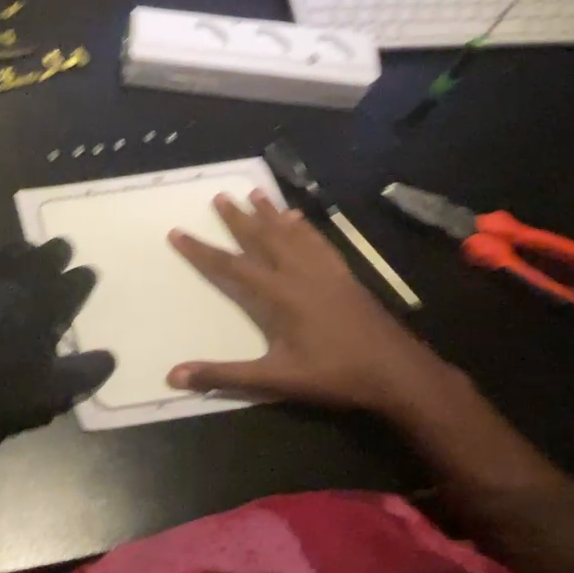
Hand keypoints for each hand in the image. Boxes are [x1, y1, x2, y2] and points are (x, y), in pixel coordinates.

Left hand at [0, 239, 114, 446]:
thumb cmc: (1, 390)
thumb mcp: (51, 392)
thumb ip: (84, 373)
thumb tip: (110, 358)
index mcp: (49, 304)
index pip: (76, 282)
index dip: (83, 278)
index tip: (88, 275)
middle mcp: (21, 282)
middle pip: (46, 256)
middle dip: (58, 253)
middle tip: (63, 251)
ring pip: (12, 251)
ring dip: (25, 251)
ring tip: (29, 253)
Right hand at [167, 191, 452, 415]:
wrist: (399, 374)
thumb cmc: (335, 375)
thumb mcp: (274, 379)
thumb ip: (223, 375)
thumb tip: (174, 376)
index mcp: (282, 295)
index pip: (232, 266)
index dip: (201, 251)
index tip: (177, 233)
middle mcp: (303, 275)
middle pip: (265, 238)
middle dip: (239, 218)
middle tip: (220, 196)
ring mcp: (328, 274)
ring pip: (294, 235)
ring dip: (272, 214)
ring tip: (256, 193)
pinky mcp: (346, 278)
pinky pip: (320, 244)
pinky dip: (305, 228)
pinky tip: (299, 220)